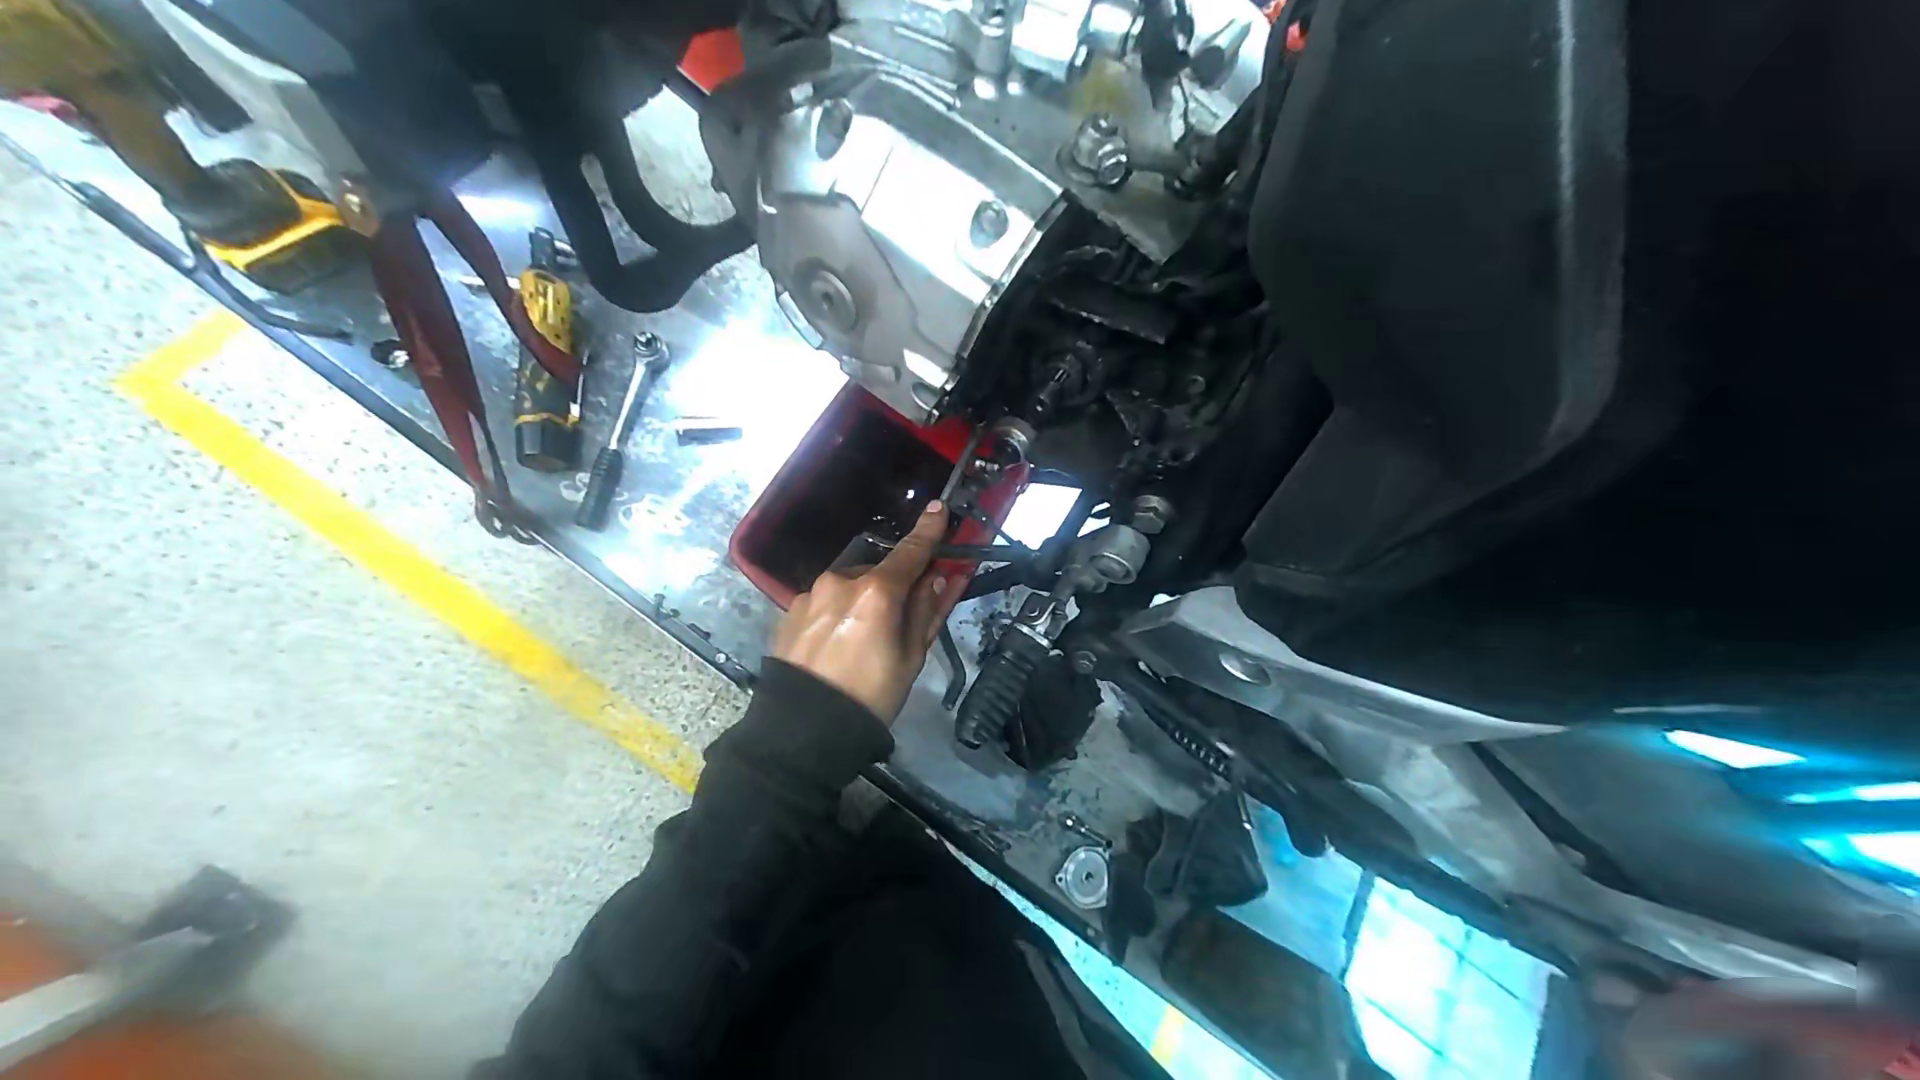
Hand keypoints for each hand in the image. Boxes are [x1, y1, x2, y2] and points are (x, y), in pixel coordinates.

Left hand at [773, 501, 957, 723]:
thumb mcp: (910, 658)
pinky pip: (826, 601)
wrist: (802, 730)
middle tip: (899, 623)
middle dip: (893, 588)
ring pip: (850, 587)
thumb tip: (939, 578)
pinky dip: (838, 612)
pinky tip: (836, 644)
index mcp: (877, 592)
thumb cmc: (869, 696)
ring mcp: (811, 594)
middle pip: (879, 573)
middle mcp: (841, 581)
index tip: (939, 508)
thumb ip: (926, 610)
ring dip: (863, 601)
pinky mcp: (791, 609)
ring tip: (861, 643)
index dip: (929, 530)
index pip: (911, 552)